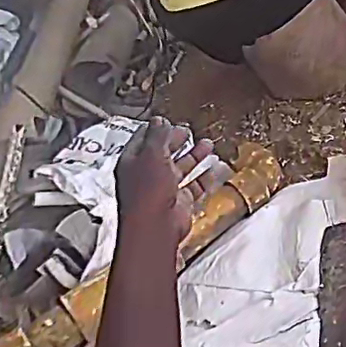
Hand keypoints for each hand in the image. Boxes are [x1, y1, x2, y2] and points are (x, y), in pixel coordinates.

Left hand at [114, 117, 230, 245]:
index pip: (143, 140)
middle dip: (176, 142)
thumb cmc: (148, 193)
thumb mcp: (153, 155)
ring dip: (194, 156)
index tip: (167, 121)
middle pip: (163, 154)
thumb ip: (158, 136)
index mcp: (133, 163)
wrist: (156, 226)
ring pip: (180, 168)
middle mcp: (146, 176)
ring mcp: (162, 190)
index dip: (156, 130)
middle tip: (187, 131)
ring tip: (207, 144)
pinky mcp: (178, 202)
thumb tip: (159, 120)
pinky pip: (194, 186)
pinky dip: (204, 177)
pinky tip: (212, 168)